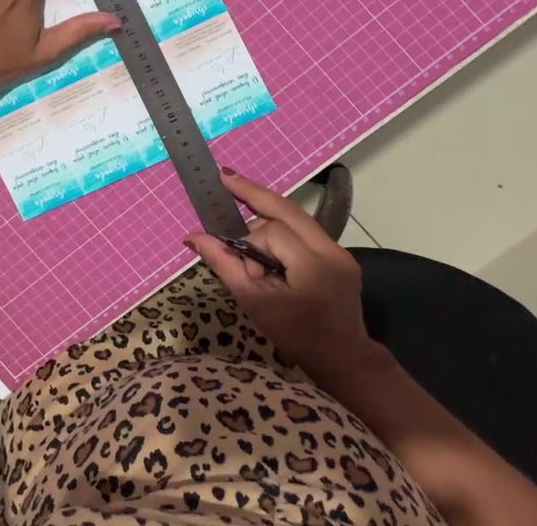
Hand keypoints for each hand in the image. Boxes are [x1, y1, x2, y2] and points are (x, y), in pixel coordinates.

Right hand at [186, 168, 378, 383]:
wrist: (343, 358)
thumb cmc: (294, 335)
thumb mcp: (253, 302)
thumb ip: (224, 264)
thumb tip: (193, 237)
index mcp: (313, 265)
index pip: (271, 232)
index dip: (249, 243)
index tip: (245, 269)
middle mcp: (332, 250)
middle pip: (286, 209)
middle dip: (254, 194)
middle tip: (225, 178)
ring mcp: (341, 251)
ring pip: (296, 217)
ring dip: (269, 222)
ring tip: (255, 250)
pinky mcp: (342, 255)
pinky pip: (305, 230)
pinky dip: (283, 229)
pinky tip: (268, 240)